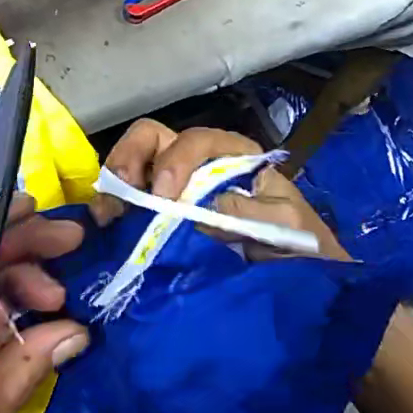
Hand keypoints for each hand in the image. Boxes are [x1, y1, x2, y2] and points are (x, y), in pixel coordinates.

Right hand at [89, 119, 347, 260]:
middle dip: (132, 157)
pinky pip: (137, 200)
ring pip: (140, 165)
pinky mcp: (170, 216)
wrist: (304, 273)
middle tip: (119, 190)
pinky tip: (112, 227)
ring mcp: (184, 188)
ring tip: (109, 213)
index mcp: (237, 156)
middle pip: (157, 139)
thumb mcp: (285, 224)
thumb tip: (200, 208)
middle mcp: (205, 164)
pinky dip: (120, 206)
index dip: (176, 160)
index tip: (164, 195)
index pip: (198, 140)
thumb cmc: (300, 242)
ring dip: (119, 182)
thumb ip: (248, 211)